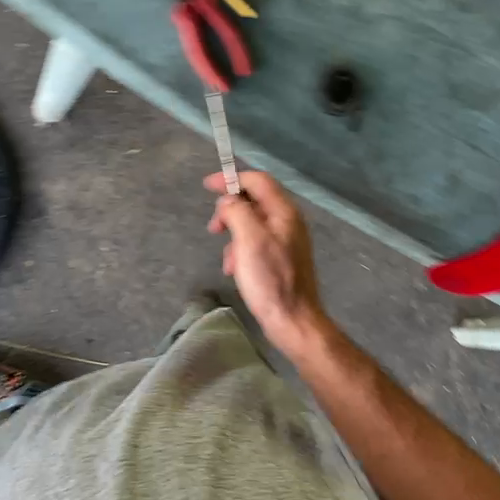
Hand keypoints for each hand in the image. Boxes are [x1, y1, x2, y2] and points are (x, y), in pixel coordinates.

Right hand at [204, 171, 329, 352]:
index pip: (257, 180)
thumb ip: (237, 212)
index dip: (231, 178)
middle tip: (213, 228)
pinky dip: (241, 251)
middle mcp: (288, 222)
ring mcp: (286, 241)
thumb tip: (228, 201)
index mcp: (284, 212)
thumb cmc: (270, 279)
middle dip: (230, 211)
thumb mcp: (248, 240)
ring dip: (234, 236)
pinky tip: (234, 270)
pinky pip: (256, 244)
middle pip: (254, 201)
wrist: (293, 320)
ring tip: (226, 259)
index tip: (207, 186)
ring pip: (252, 224)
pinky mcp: (281, 259)